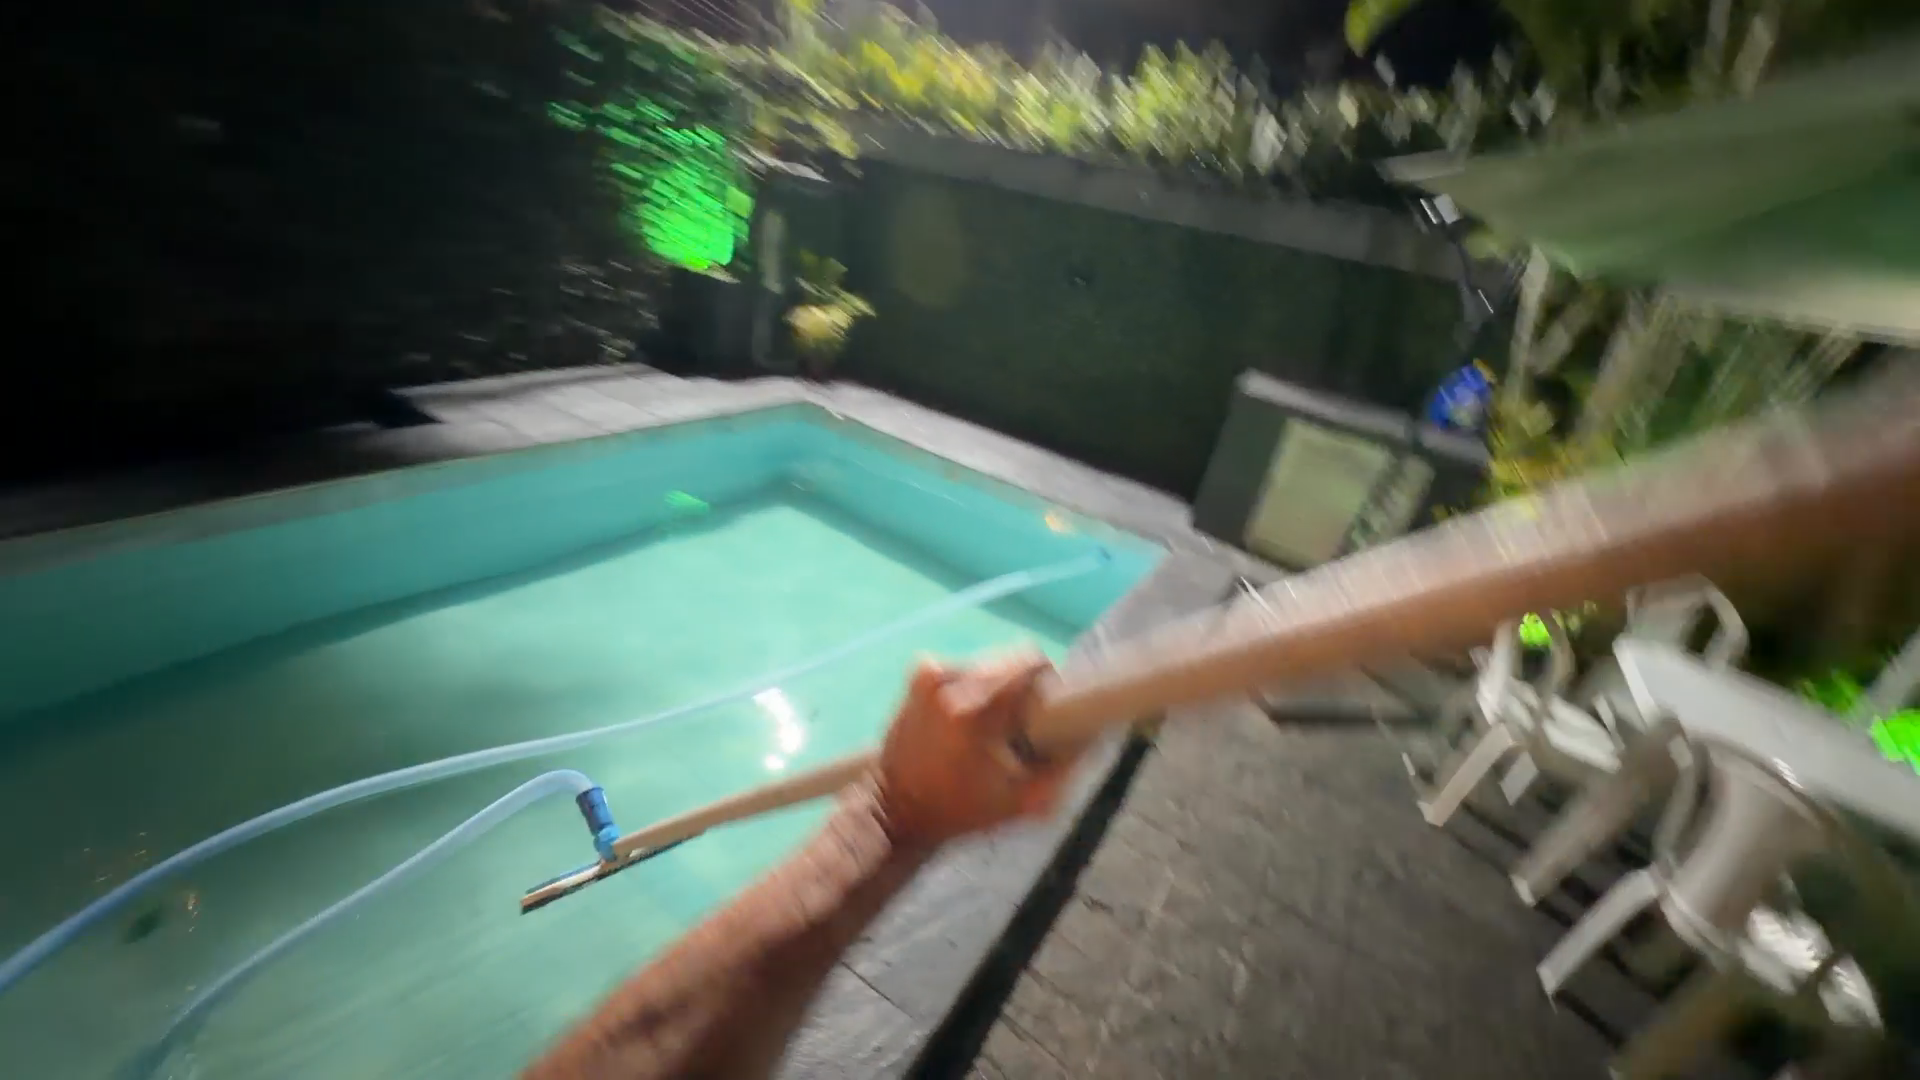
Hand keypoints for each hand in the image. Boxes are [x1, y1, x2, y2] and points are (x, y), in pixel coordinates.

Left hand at [871, 652, 1072, 849]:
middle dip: (1025, 687)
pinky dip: (975, 688)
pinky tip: (966, 722)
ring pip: (990, 662)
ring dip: (1000, 688)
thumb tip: (1093, 735)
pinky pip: (966, 668)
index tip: (1050, 711)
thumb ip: (1062, 769)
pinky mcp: (918, 673)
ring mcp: (930, 671)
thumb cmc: (958, 811)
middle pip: (1012, 659)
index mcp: (974, 707)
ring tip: (992, 728)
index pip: (1031, 661)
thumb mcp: (1020, 803)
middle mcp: (949, 678)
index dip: (1050, 682)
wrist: (892, 808)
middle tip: (1023, 726)